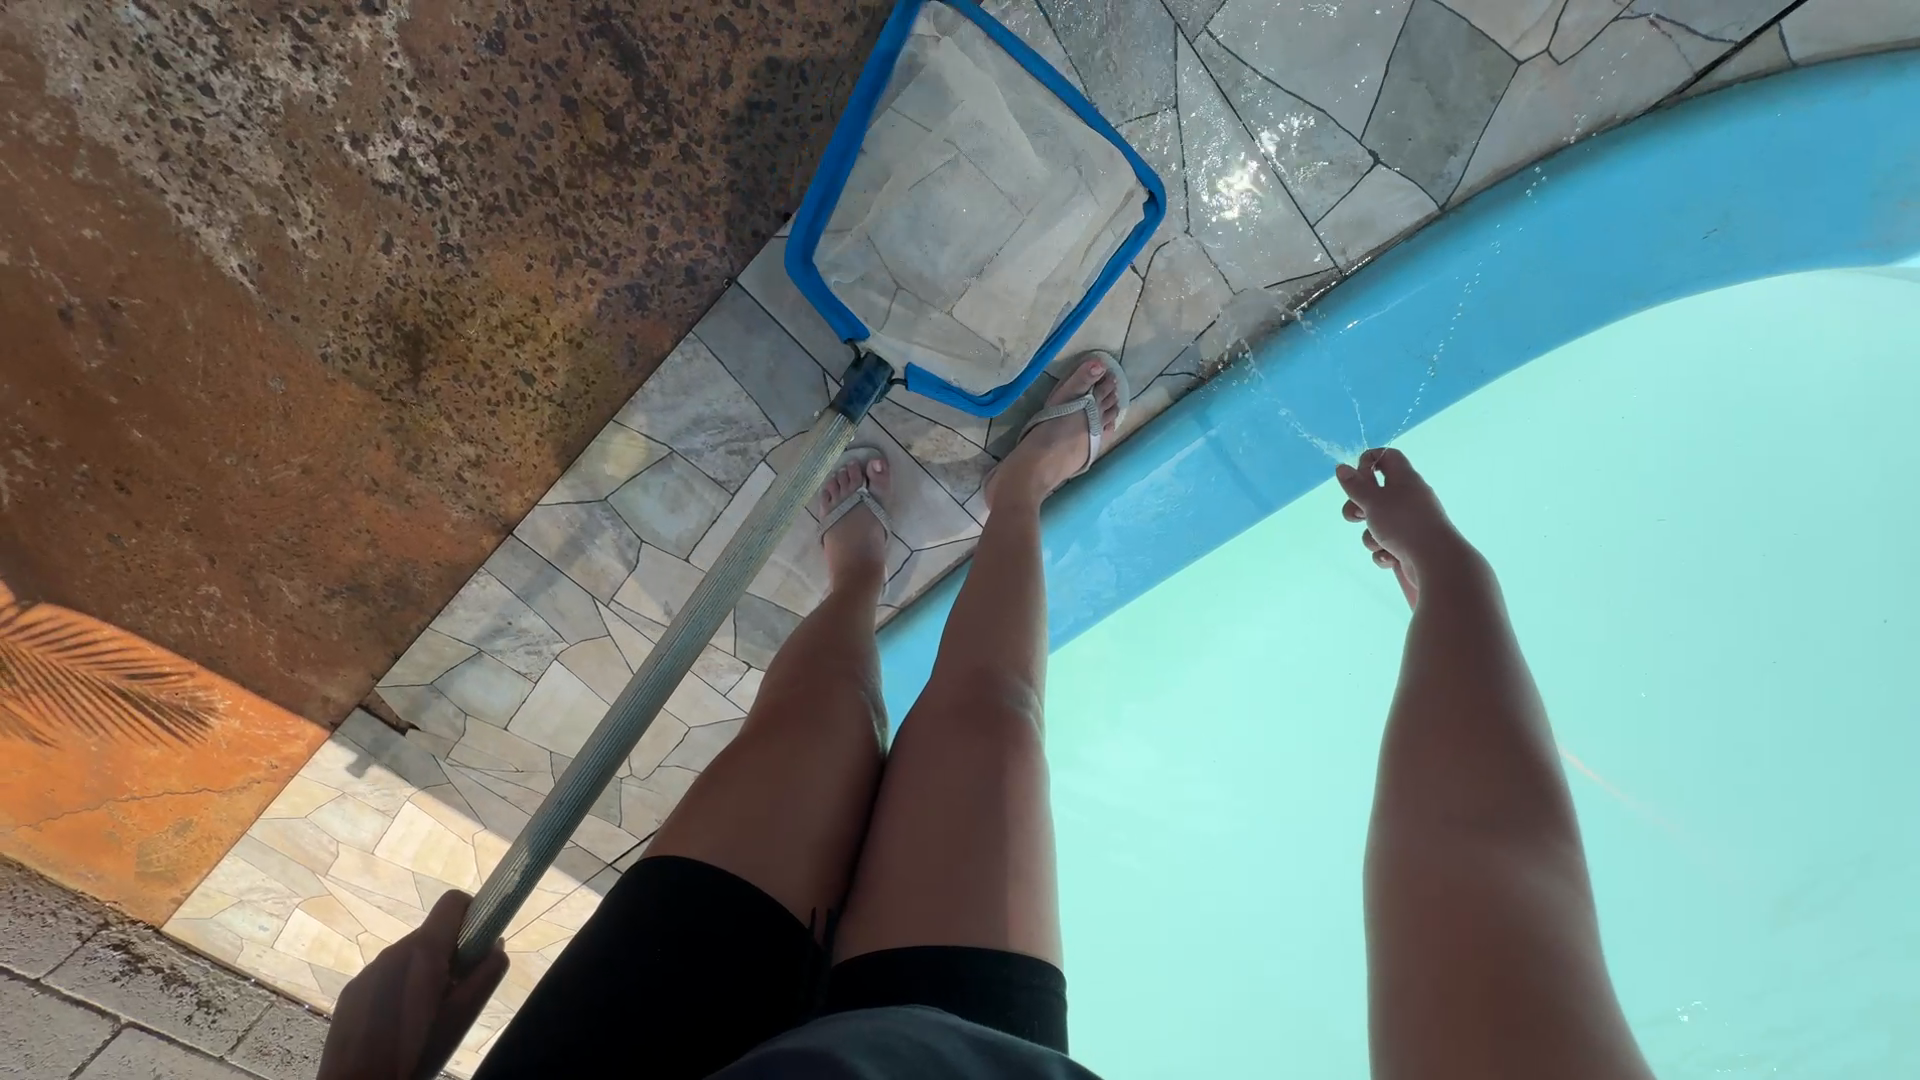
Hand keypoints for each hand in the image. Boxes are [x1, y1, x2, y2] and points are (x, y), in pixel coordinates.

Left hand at [318, 890, 508, 1079]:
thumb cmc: (418, 1049)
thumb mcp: (468, 1012)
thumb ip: (490, 969)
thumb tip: (494, 944)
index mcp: (423, 950)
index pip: (453, 901)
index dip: (472, 912)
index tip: (477, 942)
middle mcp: (393, 952)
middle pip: (433, 932)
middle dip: (450, 951)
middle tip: (456, 988)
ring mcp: (367, 972)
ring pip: (410, 956)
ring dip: (424, 971)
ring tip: (425, 1012)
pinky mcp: (350, 992)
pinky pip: (386, 975)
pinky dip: (400, 987)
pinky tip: (398, 1023)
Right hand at [1335, 447, 1468, 608]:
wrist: (1436, 562)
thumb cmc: (1404, 524)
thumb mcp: (1373, 501)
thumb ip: (1355, 485)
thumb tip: (1341, 467)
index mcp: (1405, 480)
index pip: (1387, 456)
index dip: (1368, 462)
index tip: (1355, 479)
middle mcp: (1408, 498)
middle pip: (1375, 492)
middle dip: (1358, 505)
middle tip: (1357, 514)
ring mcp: (1409, 523)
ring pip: (1376, 521)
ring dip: (1370, 534)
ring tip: (1379, 542)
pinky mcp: (1408, 545)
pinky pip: (1385, 543)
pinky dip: (1383, 551)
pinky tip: (1390, 557)